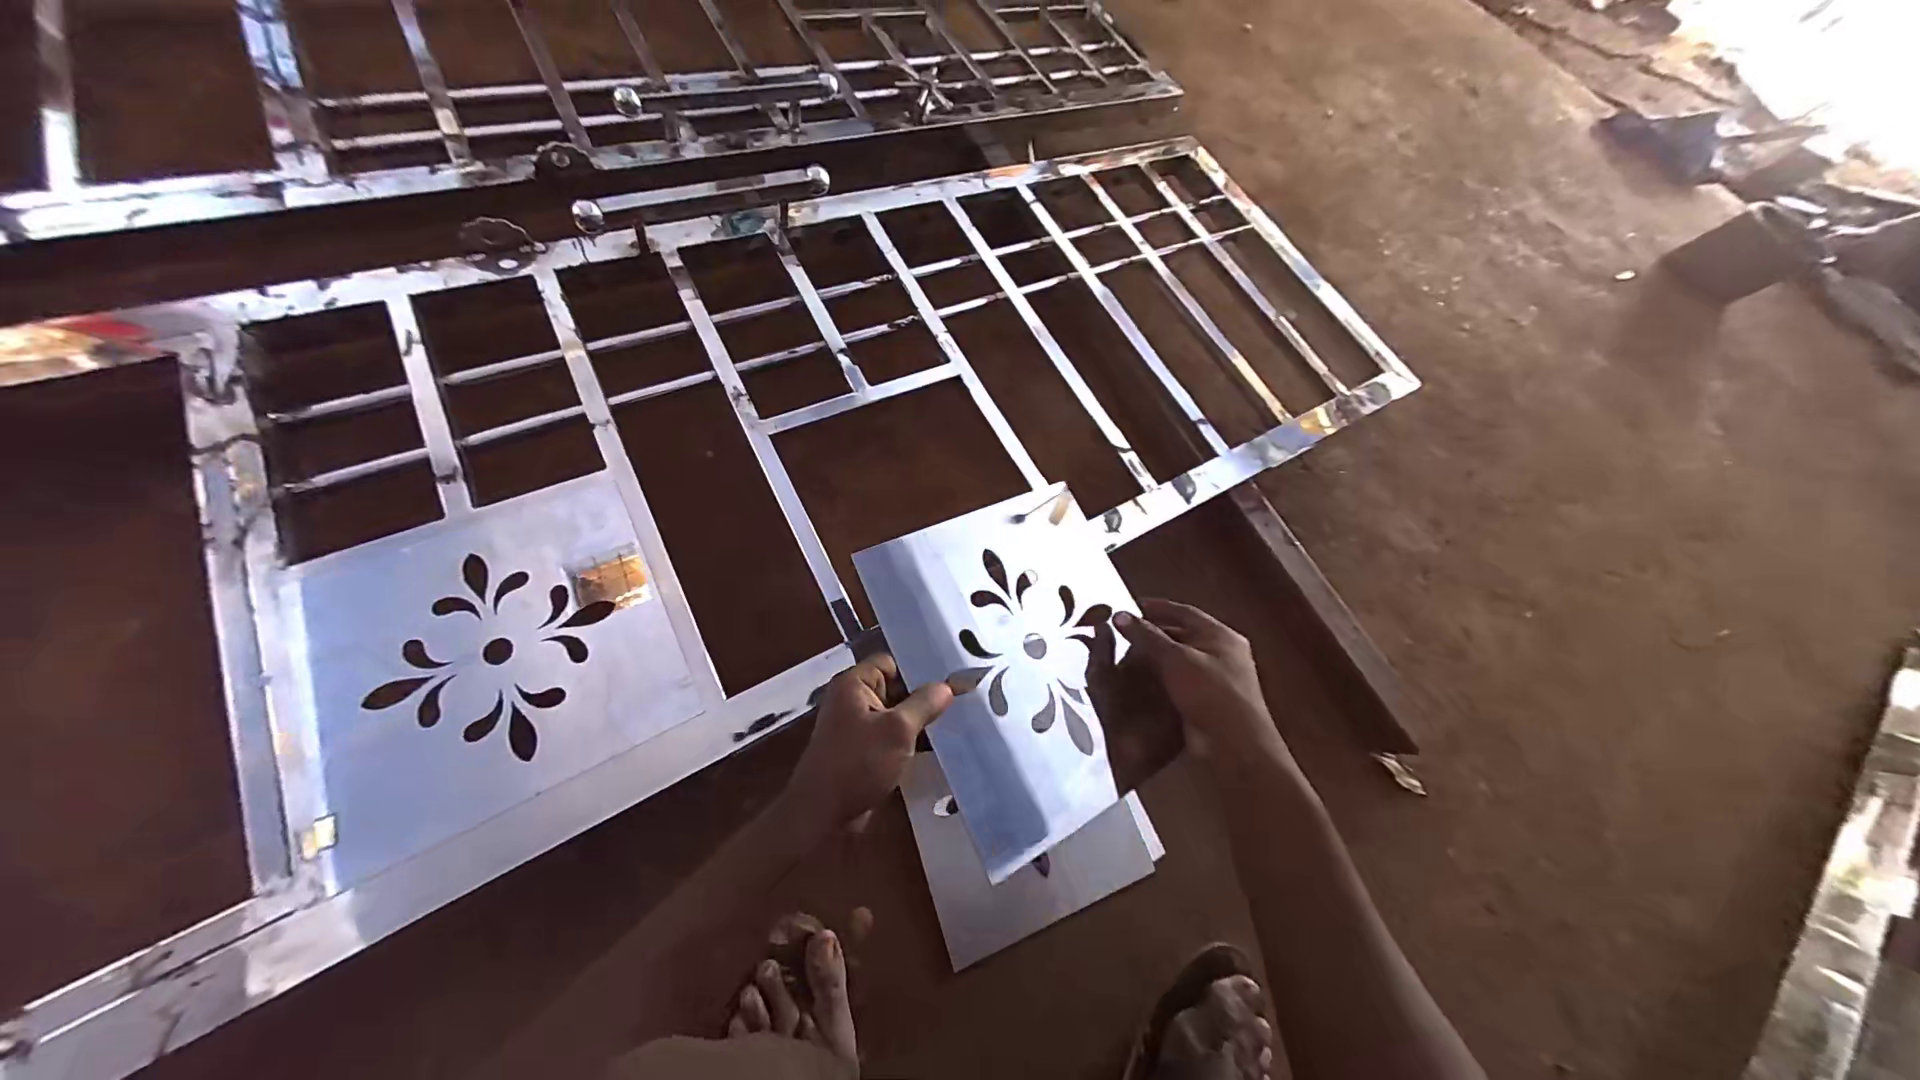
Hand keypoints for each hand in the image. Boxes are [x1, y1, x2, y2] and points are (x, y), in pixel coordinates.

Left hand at [781, 653, 952, 833]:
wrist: (823, 815)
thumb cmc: (857, 763)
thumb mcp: (897, 730)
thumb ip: (924, 703)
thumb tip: (948, 686)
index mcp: (854, 684)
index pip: (892, 662)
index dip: (919, 668)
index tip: (952, 677)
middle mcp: (854, 700)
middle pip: (897, 688)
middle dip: (926, 696)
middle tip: (964, 699)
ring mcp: (859, 727)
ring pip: (898, 715)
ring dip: (922, 721)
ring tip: (960, 721)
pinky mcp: (865, 752)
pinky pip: (894, 738)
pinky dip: (913, 741)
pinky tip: (942, 746)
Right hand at [1114, 599, 1282, 761]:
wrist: (1237, 749)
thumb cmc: (1210, 694)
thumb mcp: (1176, 660)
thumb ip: (1148, 636)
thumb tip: (1120, 615)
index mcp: (1221, 636)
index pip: (1184, 612)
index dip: (1156, 607)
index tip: (1128, 607)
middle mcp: (1222, 654)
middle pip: (1182, 635)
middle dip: (1151, 634)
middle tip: (1121, 635)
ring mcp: (1217, 680)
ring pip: (1179, 661)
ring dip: (1154, 659)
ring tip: (1124, 659)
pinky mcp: (1209, 703)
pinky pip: (1179, 682)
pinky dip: (1159, 679)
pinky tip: (1138, 685)